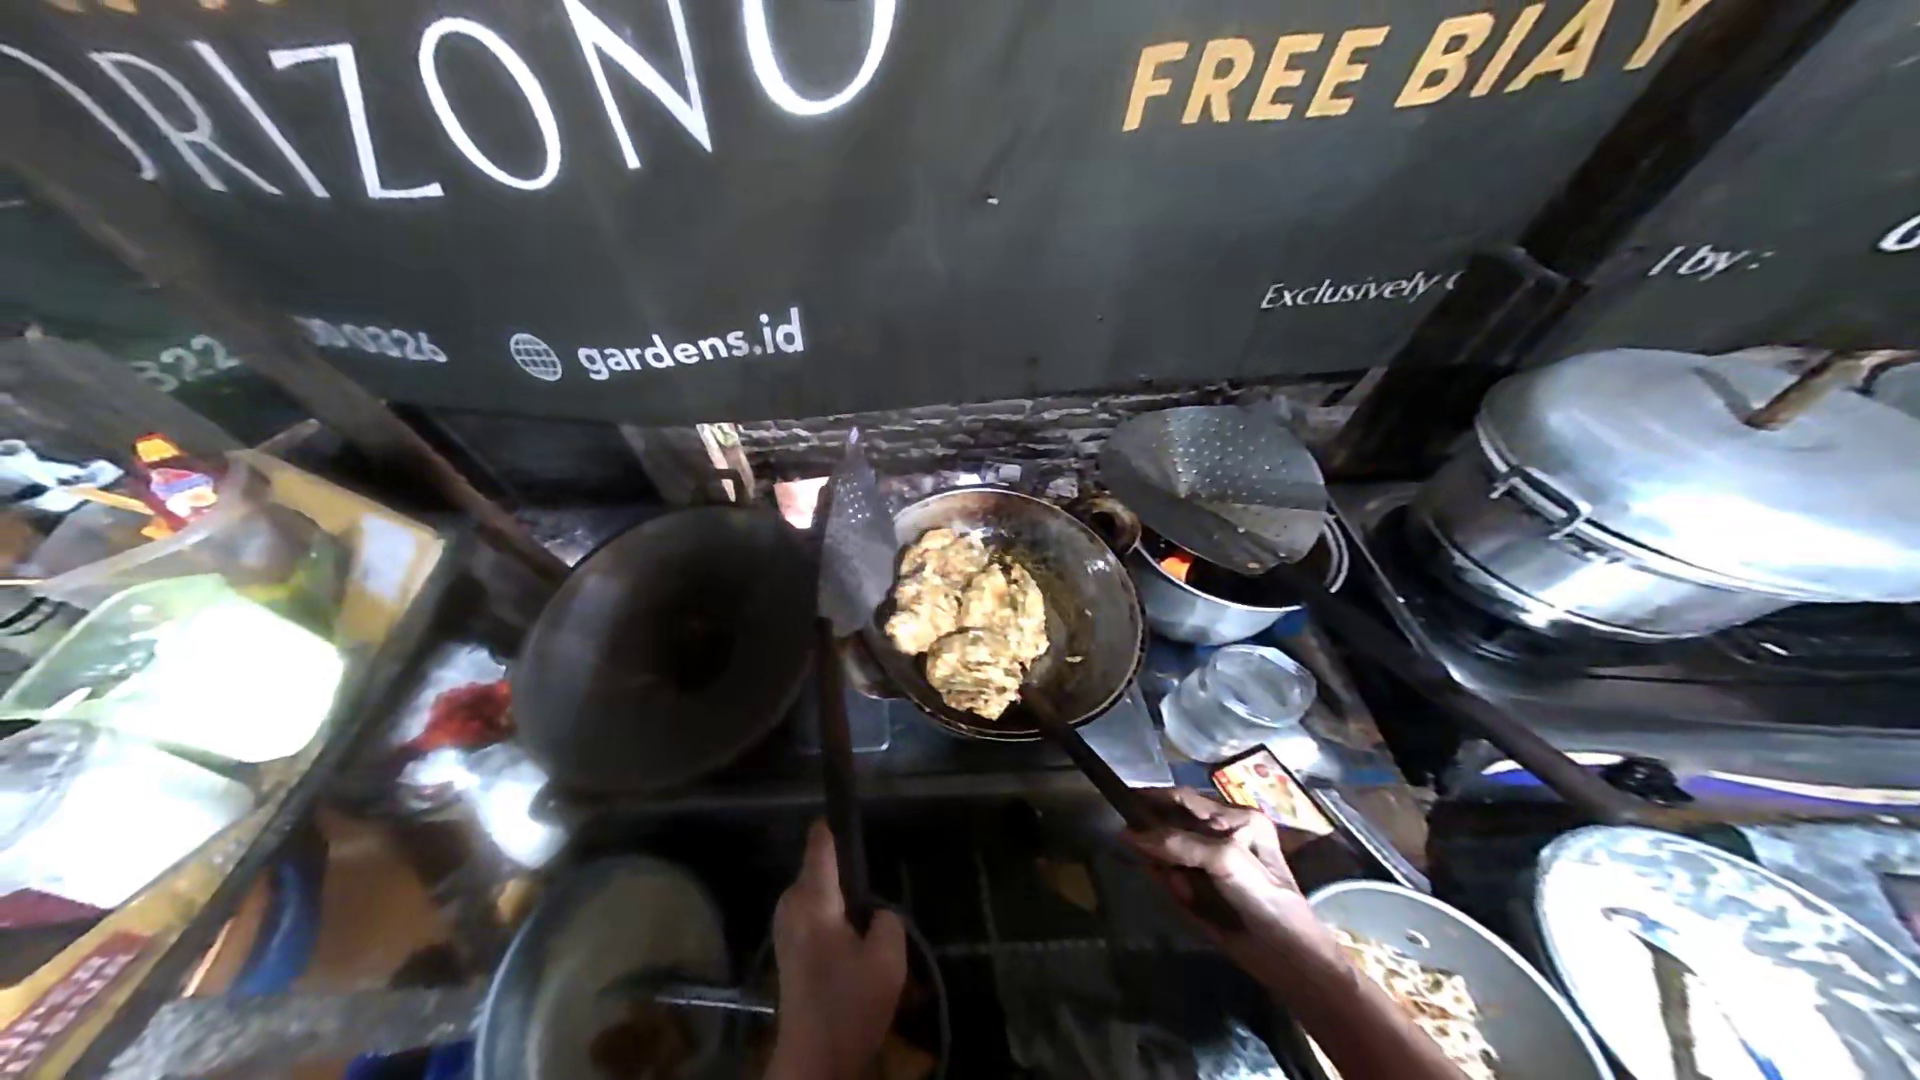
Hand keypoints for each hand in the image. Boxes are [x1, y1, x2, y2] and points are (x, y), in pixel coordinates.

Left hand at [768, 821, 907, 1079]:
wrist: (813, 1062)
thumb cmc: (850, 1005)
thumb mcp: (888, 960)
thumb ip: (888, 921)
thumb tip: (876, 914)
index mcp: (814, 901)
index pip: (821, 845)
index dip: (833, 823)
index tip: (845, 805)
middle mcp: (792, 906)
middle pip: (818, 867)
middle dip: (844, 871)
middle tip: (874, 889)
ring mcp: (784, 928)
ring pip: (815, 891)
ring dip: (837, 897)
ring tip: (866, 920)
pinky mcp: (786, 948)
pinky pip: (810, 911)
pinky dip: (829, 915)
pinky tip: (850, 941)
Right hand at [1124, 788, 1339, 988]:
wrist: (1290, 961)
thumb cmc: (1264, 898)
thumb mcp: (1224, 860)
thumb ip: (1177, 842)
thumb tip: (1130, 835)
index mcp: (1237, 818)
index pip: (1184, 799)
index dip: (1154, 797)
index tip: (1122, 799)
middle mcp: (1224, 836)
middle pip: (1172, 827)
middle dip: (1159, 843)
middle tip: (1141, 853)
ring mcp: (1212, 866)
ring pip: (1169, 856)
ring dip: (1169, 872)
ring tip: (1186, 893)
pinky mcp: (1205, 893)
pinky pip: (1174, 881)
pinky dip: (1174, 890)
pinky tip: (1188, 903)